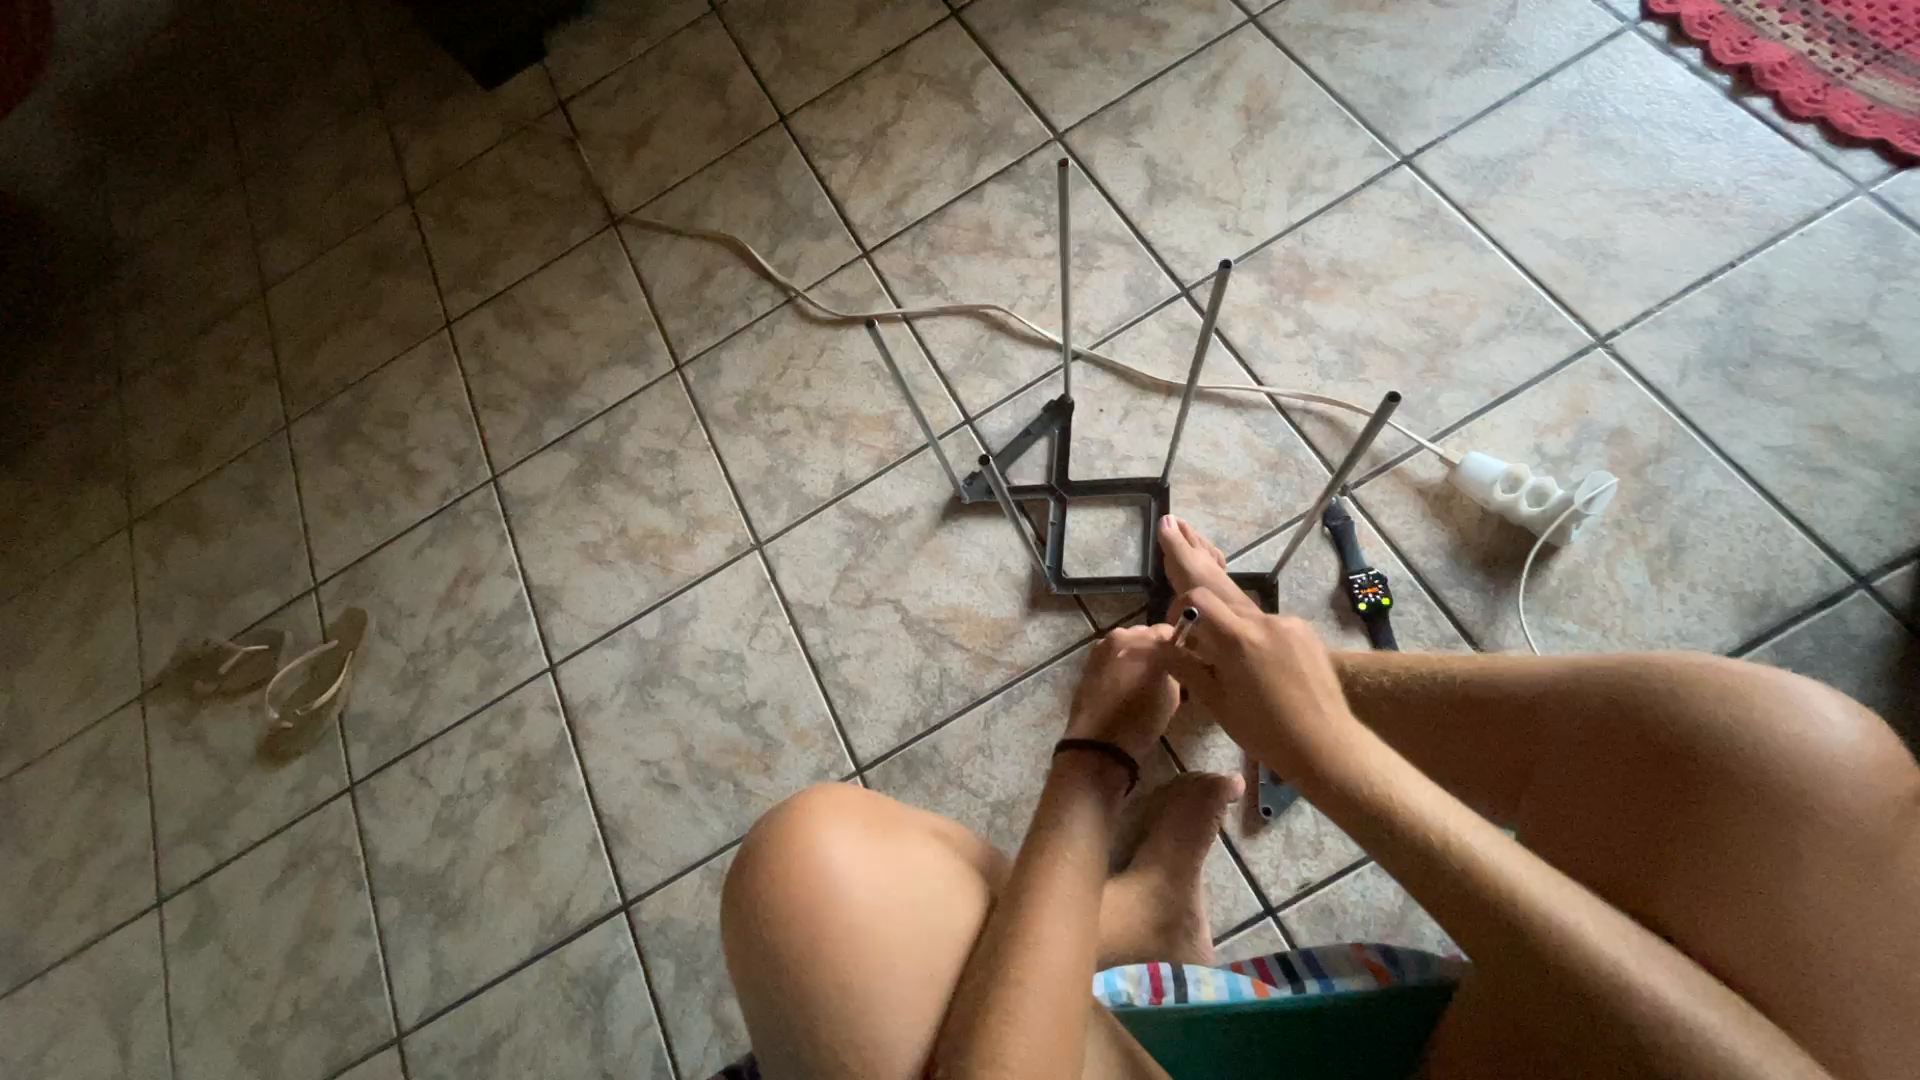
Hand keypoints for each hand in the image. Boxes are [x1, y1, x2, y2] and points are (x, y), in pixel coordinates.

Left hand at [1065, 624, 1180, 763]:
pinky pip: (1112, 653)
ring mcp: (1103, 645)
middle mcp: (1124, 636)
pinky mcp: (1090, 658)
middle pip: (1146, 633)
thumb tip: (1174, 661)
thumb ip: (1175, 669)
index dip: (1178, 645)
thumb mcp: (1172, 694)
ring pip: (1127, 642)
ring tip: (1141, 676)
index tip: (1182, 659)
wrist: (1100, 740)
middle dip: (1156, 647)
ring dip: (1136, 653)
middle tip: (1163, 668)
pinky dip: (1120, 661)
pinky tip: (1124, 680)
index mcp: (1148, 642)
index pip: (1170, 632)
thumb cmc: (1142, 719)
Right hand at [1150, 587, 1362, 778]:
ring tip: (1241, 668)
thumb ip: (1185, 667)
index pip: (1198, 598)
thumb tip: (1162, 647)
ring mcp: (1290, 624)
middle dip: (1207, 621)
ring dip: (1235, 632)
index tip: (1181, 633)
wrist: (1324, 744)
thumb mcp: (1215, 703)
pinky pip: (1272, 625)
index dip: (1180, 608)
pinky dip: (1260, 638)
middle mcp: (1265, 622)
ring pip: (1248, 616)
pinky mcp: (1307, 632)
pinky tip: (1268, 669)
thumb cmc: (1263, 731)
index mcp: (1238, 639)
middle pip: (1223, 604)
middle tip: (1206, 653)